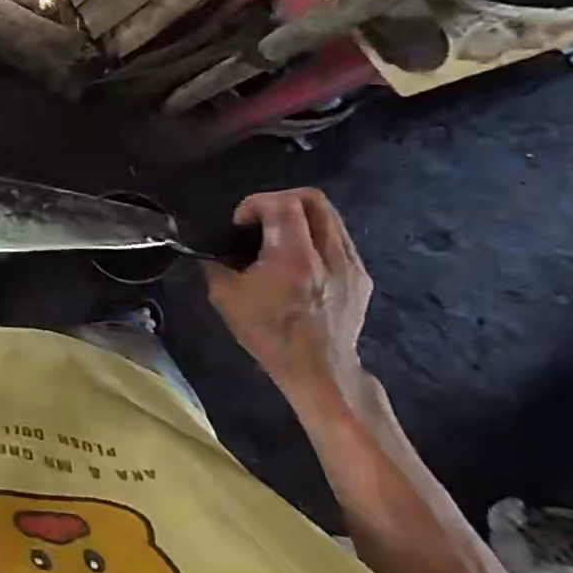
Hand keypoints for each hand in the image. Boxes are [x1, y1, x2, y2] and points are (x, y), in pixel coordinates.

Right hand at [202, 189, 372, 394]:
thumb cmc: (271, 336)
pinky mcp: (362, 276)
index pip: (283, 203)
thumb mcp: (227, 300)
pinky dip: (317, 237)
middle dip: (281, 200)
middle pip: (312, 199)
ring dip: (301, 217)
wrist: (320, 373)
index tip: (241, 223)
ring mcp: (351, 264)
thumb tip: (210, 249)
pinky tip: (302, 260)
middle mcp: (330, 253)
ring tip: (281, 238)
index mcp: (294, 256)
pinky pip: (339, 239)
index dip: (256, 203)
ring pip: (330, 216)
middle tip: (262, 220)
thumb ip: (215, 266)